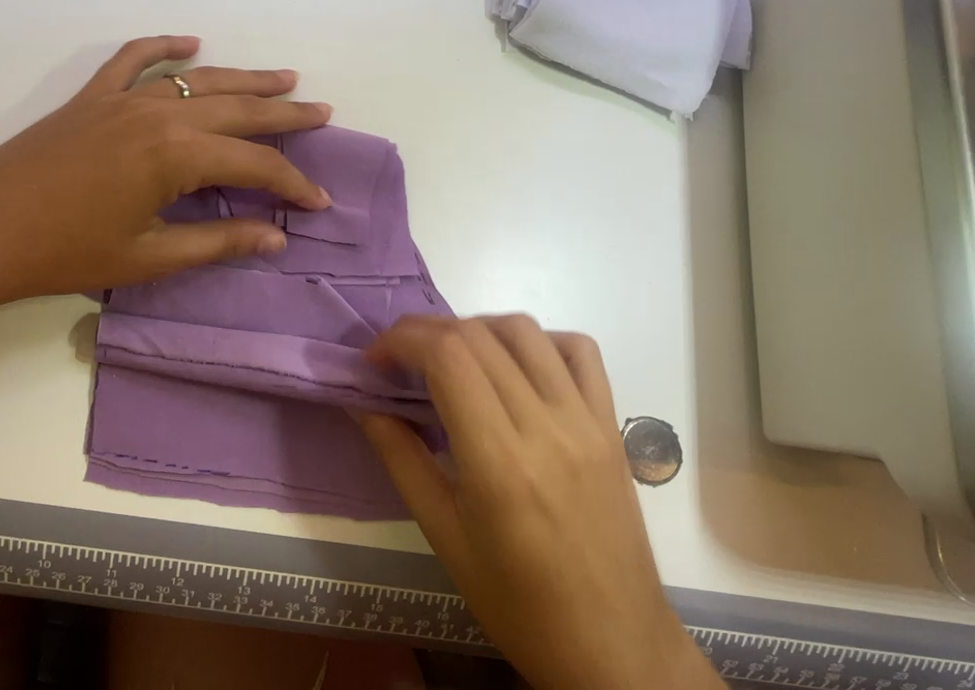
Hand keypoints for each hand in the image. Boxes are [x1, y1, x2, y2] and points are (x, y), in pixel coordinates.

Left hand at [0, 35, 332, 310]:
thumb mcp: (149, 257)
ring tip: (283, 78)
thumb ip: (218, 240)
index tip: (318, 201)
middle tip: (322, 112)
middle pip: (237, 109)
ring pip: (199, 80)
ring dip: (243, 79)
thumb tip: (276, 237)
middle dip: (284, 114)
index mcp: (177, 154)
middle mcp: (159, 113)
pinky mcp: (92, 96)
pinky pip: (135, 59)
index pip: (255, 164)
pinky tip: (191, 43)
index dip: (292, 183)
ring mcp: (123, 98)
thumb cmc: (65, 252)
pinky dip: (165, 47)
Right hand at [355, 316, 721, 689]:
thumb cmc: (516, 603)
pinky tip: (512, 367)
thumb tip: (362, 403)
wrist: (613, 646)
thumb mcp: (443, 535)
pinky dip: (537, 341)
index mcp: (500, 462)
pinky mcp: (611, 426)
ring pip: (525, 331)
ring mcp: (587, 421)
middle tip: (397, 362)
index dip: (401, 341)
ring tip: (449, 360)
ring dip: (475, 328)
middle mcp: (547, 427)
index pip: (448, 356)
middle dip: (424, 332)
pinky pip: (579, 352)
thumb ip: (400, 458)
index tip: (373, 362)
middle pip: (478, 335)